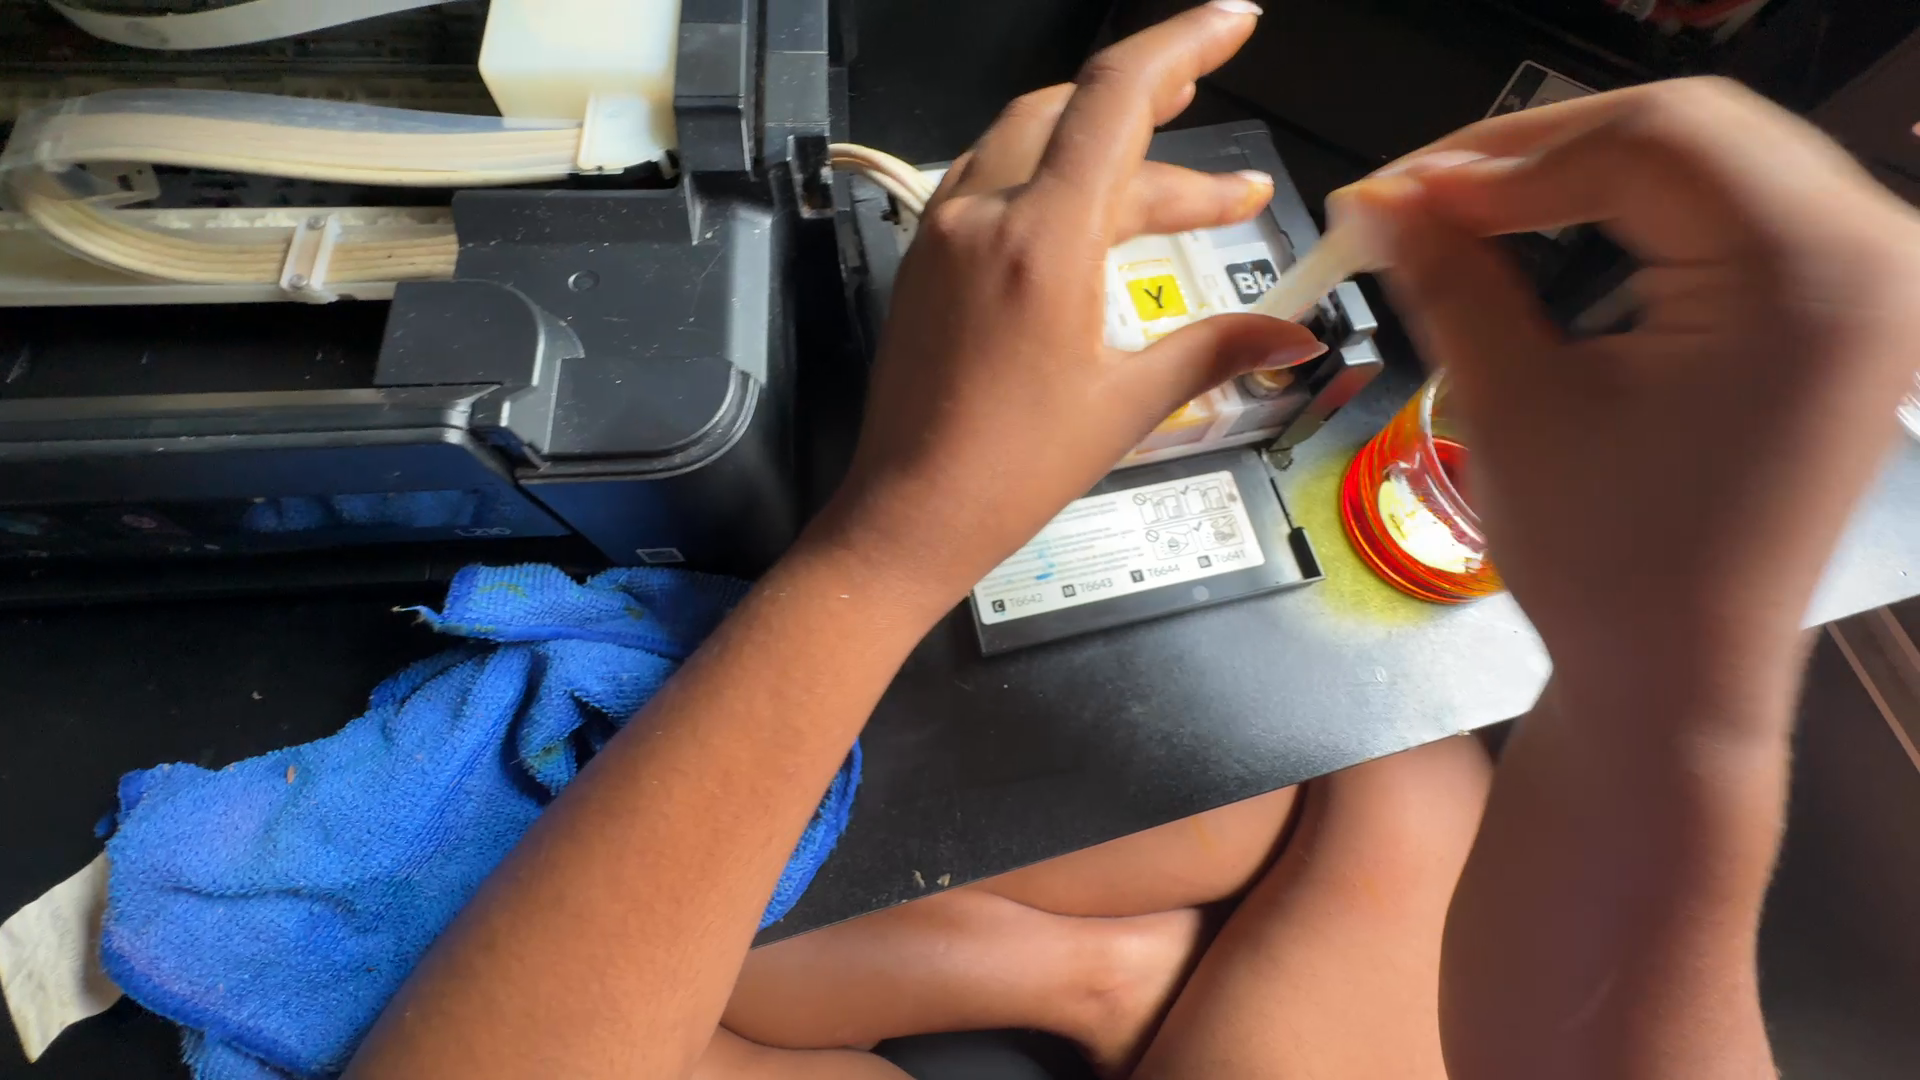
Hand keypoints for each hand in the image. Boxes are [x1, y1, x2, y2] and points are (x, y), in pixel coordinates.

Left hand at [803, 0, 1324, 614]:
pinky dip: (1044, 184)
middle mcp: (983, 213)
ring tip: (1165, 195)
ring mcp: (941, 233)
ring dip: (1099, 155)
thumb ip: (1215, 349)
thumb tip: (1303, 333)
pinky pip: (987, 186)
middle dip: (1158, 123)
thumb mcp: (1126, 406)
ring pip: (1026, 146)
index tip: (1236, 22)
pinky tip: (1082, 222)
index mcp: (1042, 239)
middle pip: (1075, 116)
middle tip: (1219, 175)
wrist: (911, 513)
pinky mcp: (922, 262)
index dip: (1184, 43)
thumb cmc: (1019, 471)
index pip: (1116, 96)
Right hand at [1358, 78, 1919, 687]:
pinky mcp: (1814, 315)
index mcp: (1810, 267)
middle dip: (1522, 160)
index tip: (1386, 196)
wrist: (1669, 660)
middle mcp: (1866, 249)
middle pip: (1674, 137)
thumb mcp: (1509, 402)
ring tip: (1452, 219)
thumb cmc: (1593, 548)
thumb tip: (1382, 206)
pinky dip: (1601, 223)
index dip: (1494, 156)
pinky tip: (1531, 246)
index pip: (1644, 139)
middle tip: (1408, 201)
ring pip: (1688, 171)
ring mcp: (1852, 281)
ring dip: (1557, 185)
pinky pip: (1701, 225)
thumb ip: (1450, 281)